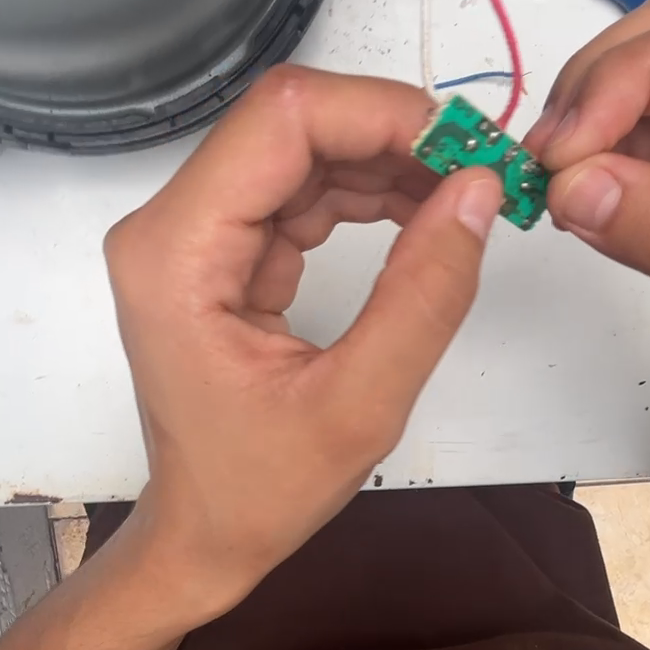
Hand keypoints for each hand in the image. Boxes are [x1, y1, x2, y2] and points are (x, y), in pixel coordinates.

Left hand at [104, 66, 504, 622]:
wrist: (206, 534)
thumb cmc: (261, 492)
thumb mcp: (360, 406)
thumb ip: (424, 297)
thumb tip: (479, 192)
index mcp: (178, 256)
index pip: (283, 122)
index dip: (383, 115)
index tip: (467, 150)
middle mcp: (170, 230)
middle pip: (291, 128)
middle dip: (391, 139)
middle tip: (477, 176)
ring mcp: (192, 240)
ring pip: (300, 155)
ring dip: (384, 166)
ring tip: (458, 199)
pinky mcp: (220, 258)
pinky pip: (297, 197)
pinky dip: (362, 199)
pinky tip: (415, 218)